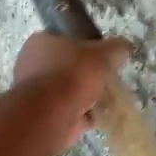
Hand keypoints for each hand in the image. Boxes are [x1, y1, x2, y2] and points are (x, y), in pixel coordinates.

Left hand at [12, 32, 131, 147]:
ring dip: (83, 97)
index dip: (84, 47)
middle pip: (65, 66)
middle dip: (85, 75)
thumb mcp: (102, 54)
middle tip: (104, 79)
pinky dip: (80, 115)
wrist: (49, 116)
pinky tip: (96, 117)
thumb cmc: (72, 74)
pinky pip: (65, 111)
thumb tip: (124, 48)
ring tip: (103, 101)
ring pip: (65, 91)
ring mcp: (32, 92)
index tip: (100, 57)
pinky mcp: (38, 116)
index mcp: (40, 41)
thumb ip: (115, 48)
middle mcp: (30, 64)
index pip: (64, 38)